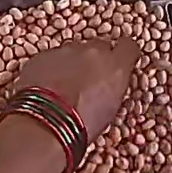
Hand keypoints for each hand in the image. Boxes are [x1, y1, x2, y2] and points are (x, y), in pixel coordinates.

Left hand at [10, 38, 141, 136]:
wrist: (45, 124)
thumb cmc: (82, 125)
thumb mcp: (110, 110)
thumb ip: (112, 87)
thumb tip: (107, 84)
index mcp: (116, 66)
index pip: (128, 46)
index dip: (123, 54)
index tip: (119, 61)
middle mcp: (92, 52)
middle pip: (98, 46)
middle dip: (95, 59)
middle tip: (88, 80)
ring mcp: (65, 51)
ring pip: (72, 51)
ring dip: (71, 64)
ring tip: (64, 87)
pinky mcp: (42, 55)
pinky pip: (50, 58)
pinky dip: (50, 68)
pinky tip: (46, 88)